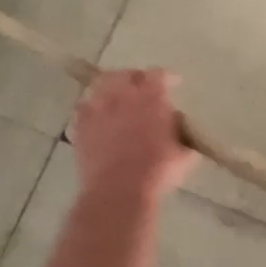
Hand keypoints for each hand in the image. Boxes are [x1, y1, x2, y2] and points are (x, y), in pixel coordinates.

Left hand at [72, 69, 196, 199]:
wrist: (118, 191)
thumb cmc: (158, 172)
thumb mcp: (184, 154)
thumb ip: (182, 135)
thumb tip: (178, 127)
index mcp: (152, 100)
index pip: (158, 75)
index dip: (167, 77)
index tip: (174, 83)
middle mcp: (123, 98)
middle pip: (126, 75)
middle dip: (136, 77)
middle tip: (142, 87)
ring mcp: (98, 111)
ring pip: (100, 86)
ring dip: (111, 89)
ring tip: (117, 97)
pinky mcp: (81, 128)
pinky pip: (83, 108)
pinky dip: (92, 108)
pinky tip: (98, 116)